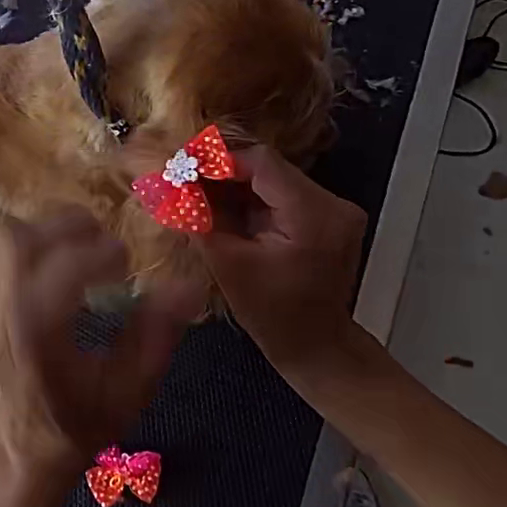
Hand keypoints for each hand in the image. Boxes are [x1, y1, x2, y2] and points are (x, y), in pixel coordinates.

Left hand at [0, 210, 205, 475]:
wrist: (27, 437)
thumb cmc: (81, 418)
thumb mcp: (131, 390)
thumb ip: (157, 335)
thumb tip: (189, 285)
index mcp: (38, 340)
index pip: (56, 275)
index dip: (96, 255)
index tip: (126, 264)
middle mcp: (4, 313)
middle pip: (20, 242)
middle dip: (70, 228)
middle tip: (106, 246)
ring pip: (8, 237)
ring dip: (52, 228)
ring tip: (88, 245)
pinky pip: (4, 247)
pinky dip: (39, 237)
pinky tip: (67, 257)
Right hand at [196, 144, 381, 382]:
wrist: (315, 346)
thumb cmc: (272, 313)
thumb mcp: (228, 264)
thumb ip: (201, 218)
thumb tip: (173, 185)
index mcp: (313, 214)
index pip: (262, 162)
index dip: (219, 160)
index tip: (184, 168)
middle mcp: (332, 203)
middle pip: (268, 167)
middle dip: (222, 172)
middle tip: (184, 179)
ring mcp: (333, 209)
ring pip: (272, 178)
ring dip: (233, 184)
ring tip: (196, 192)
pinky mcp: (326, 218)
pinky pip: (280, 194)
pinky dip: (249, 198)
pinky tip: (221, 206)